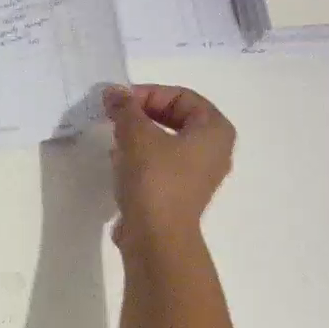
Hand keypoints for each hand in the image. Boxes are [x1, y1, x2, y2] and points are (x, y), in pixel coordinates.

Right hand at [104, 84, 235, 247]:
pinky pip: (161, 164)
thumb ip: (125, 110)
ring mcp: (199, 173)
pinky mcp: (180, 193)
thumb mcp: (136, 138)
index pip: (181, 97)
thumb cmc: (154, 180)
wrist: (156, 236)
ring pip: (167, 142)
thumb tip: (113, 91)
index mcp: (215, 129)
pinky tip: (119, 165)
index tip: (116, 102)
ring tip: (113, 141)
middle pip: (176, 118)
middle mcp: (214, 149)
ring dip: (139, 137)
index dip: (147, 94)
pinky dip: (141, 158)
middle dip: (142, 115)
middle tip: (113, 119)